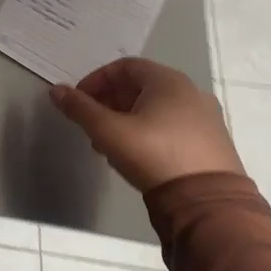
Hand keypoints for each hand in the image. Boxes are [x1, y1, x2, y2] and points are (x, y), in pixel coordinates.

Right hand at [49, 57, 244, 191]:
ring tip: (110, 143)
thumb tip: (56, 90)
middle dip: (109, 101)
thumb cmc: (153, 154)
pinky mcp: (214, 143)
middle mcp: (191, 92)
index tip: (79, 101)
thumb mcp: (107, 130)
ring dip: (127, 118)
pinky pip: (173, 126)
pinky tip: (137, 154)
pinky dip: (150, 131)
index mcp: (168, 81)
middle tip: (91, 123)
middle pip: (140, 86)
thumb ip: (79, 108)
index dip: (96, 80)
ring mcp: (207, 118)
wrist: (207, 203)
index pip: (123, 66)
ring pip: (156, 108)